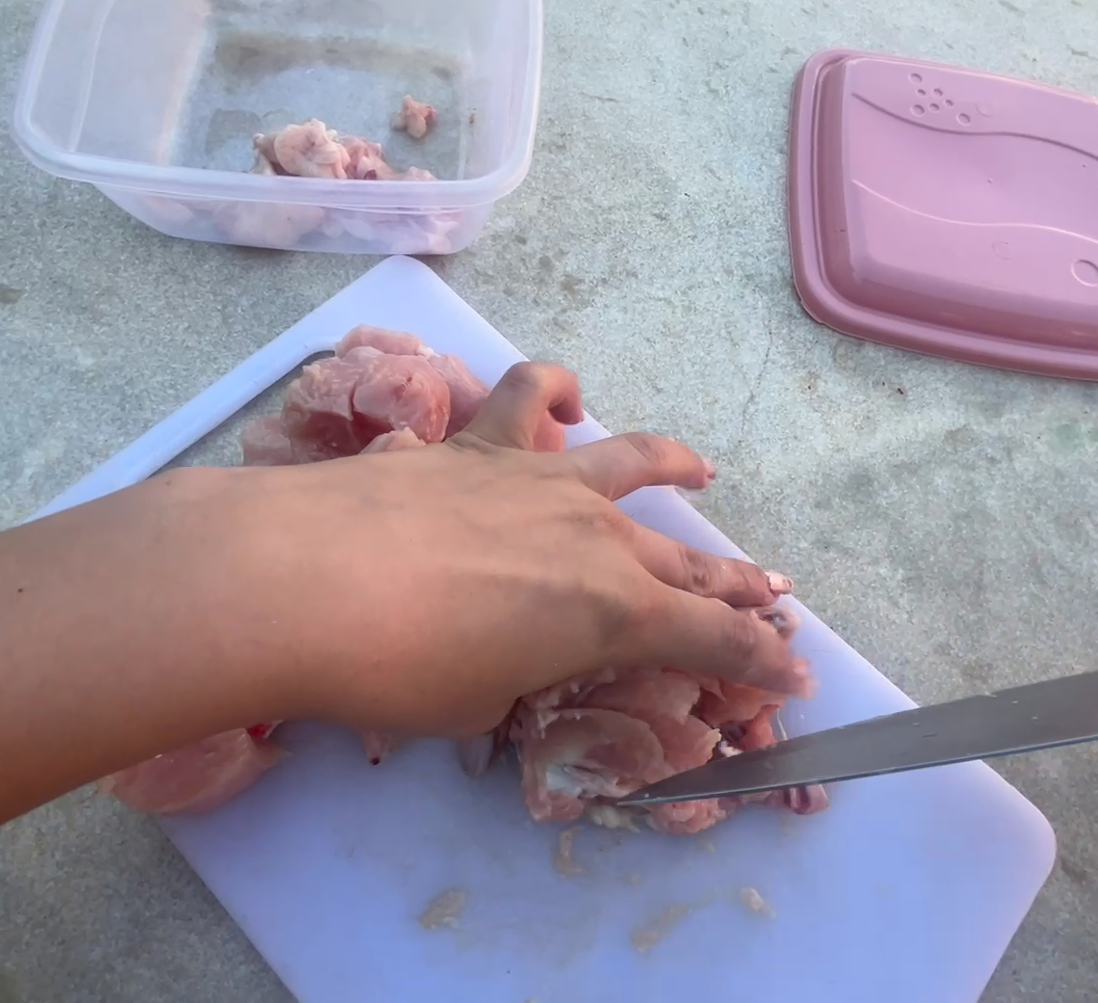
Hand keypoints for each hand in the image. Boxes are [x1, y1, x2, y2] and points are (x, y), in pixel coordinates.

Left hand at [234, 361, 804, 737]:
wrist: (301, 580)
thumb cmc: (395, 670)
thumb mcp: (478, 704)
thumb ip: (517, 674)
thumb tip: (517, 652)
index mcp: (609, 611)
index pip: (714, 638)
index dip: (762, 659)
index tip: (796, 675)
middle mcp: (593, 533)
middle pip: (687, 558)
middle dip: (738, 582)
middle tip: (774, 592)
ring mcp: (540, 478)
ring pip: (631, 459)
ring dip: (673, 464)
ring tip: (697, 469)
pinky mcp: (480, 444)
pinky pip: (531, 395)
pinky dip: (555, 393)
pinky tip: (563, 399)